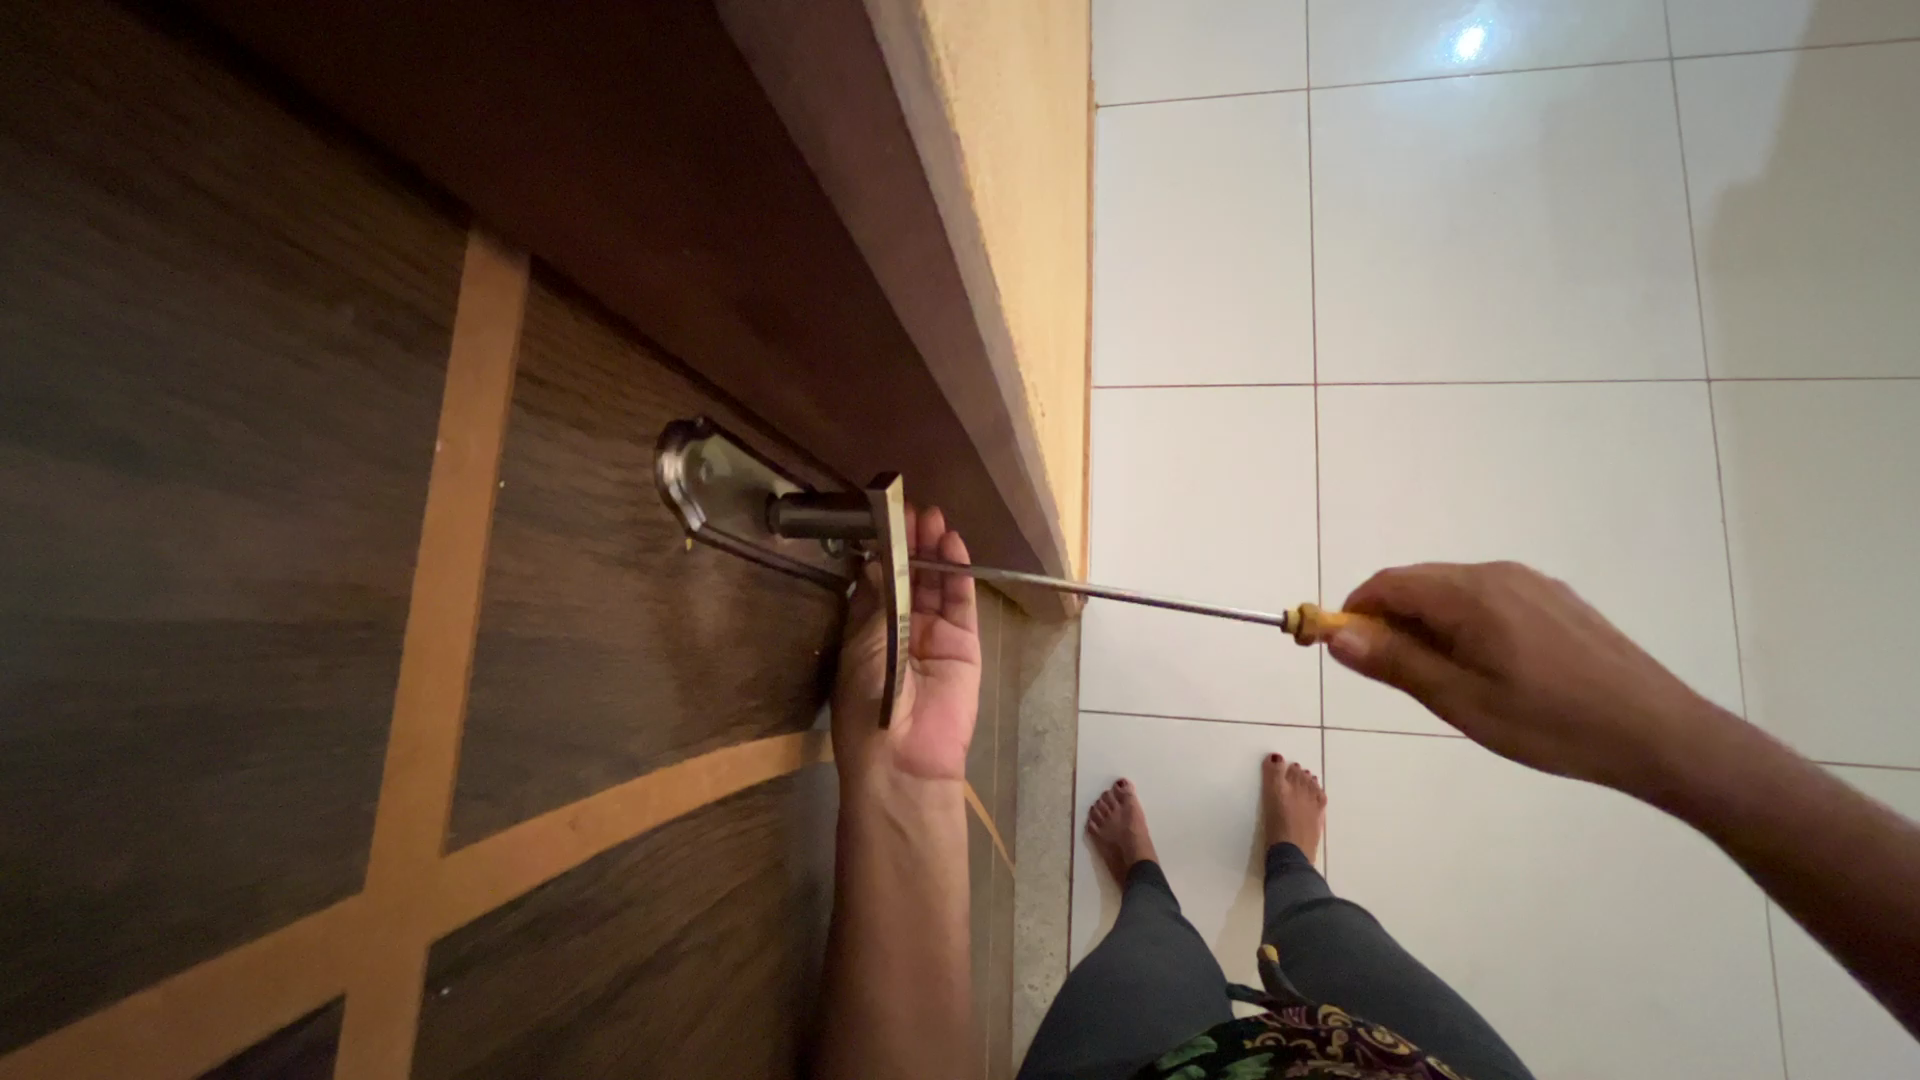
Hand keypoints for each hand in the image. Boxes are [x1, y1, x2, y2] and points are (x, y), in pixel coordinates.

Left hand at [831, 506, 981, 783]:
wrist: (902, 754)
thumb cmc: (868, 699)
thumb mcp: (864, 643)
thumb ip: (878, 599)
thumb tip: (878, 558)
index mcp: (866, 629)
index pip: (875, 580)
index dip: (881, 550)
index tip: (883, 518)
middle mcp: (900, 627)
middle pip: (907, 576)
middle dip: (909, 543)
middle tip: (911, 510)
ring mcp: (933, 633)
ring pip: (935, 583)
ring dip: (933, 550)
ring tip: (932, 517)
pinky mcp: (963, 641)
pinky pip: (960, 600)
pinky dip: (958, 572)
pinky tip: (952, 543)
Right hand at [1328, 561, 1728, 791]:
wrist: (1664, 738)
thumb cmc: (1550, 724)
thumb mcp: (1459, 701)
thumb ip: (1394, 662)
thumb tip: (1335, 636)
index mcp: (1470, 595)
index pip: (1386, 585)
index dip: (1353, 613)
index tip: (1343, 650)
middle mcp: (1497, 574)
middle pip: (1416, 583)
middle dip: (1388, 619)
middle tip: (1391, 672)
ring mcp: (1531, 583)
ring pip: (1450, 590)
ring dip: (1425, 622)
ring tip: (1442, 675)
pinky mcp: (1555, 599)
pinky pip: (1486, 597)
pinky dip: (1461, 621)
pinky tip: (1486, 665)